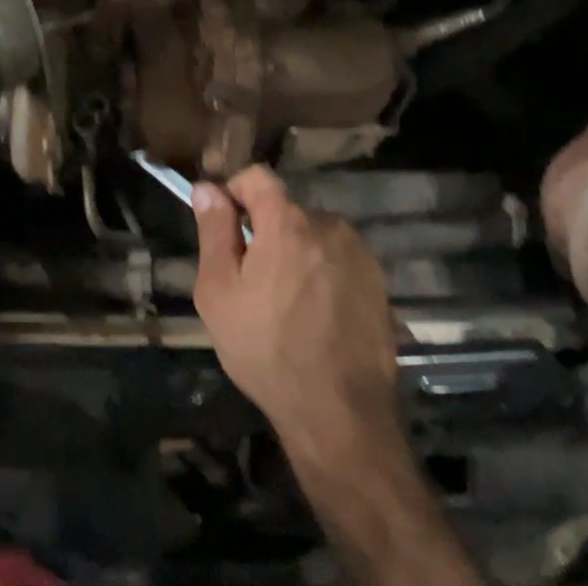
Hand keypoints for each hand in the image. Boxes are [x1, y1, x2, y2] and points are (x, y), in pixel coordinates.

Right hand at [190, 166, 399, 442]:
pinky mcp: (379, 282)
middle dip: (266, 234)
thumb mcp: (219, 293)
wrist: (338, 410)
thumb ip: (214, 232)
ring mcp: (360, 254)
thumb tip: (208, 188)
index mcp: (288, 223)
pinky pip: (339, 262)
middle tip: (251, 282)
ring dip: (297, 255)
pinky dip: (323, 276)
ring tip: (285, 305)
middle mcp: (330, 225)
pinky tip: (316, 317)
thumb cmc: (266, 349)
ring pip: (315, 237)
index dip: (234, 192)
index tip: (223, 225)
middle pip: (287, 211)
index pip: (258, 176)